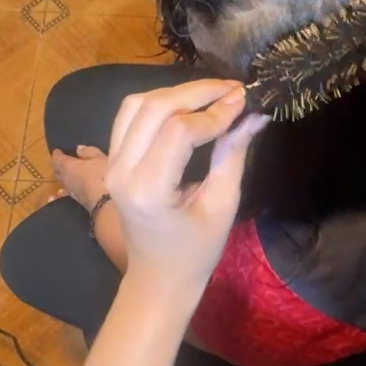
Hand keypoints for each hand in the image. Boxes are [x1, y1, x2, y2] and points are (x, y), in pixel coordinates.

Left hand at [51, 146, 107, 207]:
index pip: (56, 158)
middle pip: (57, 171)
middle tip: (65, 161)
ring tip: (72, 173)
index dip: (57, 154)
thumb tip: (78, 149)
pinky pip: (70, 191)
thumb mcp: (99, 158)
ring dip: (66, 177)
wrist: (105, 201)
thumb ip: (88, 151)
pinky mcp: (76, 200)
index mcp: (67, 165)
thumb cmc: (101, 174)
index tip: (59, 151)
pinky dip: (71, 187)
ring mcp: (69, 191)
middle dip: (60, 166)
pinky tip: (74, 187)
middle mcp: (64, 178)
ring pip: (63, 181)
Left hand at [104, 80, 268, 298]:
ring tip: (215, 93)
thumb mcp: (222, 205)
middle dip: (198, 91)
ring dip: (178, 92)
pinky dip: (162, 102)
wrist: (159, 276)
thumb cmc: (196, 250)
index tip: (245, 102)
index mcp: (148, 189)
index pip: (179, 131)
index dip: (214, 112)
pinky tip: (190, 105)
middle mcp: (121, 171)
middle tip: (235, 90)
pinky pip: (131, 115)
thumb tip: (254, 113)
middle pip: (154, 107)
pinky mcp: (113, 158)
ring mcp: (111, 163)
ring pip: (138, 104)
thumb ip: (232, 155)